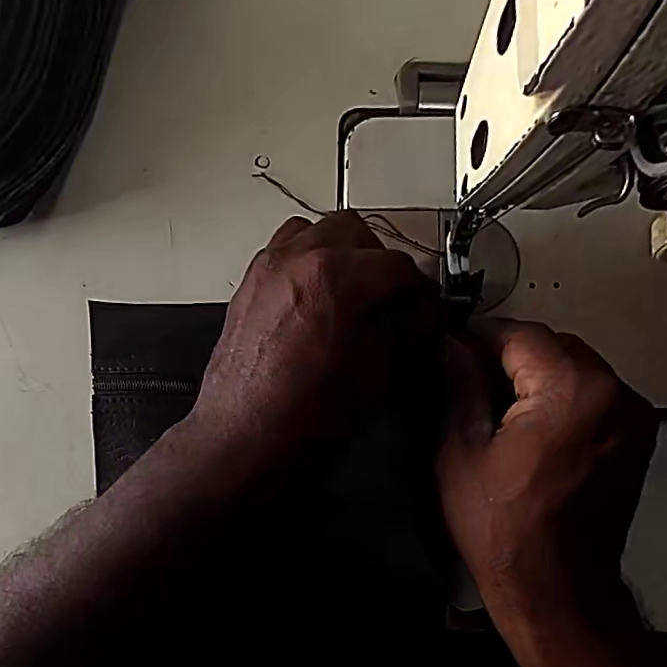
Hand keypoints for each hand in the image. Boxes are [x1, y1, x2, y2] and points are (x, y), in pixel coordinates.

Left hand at [188, 212, 436, 476]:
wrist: (241, 435)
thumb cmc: (294, 417)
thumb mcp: (370, 377)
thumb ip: (399, 335)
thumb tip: (412, 319)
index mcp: (332, 278)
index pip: (396, 266)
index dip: (420, 292)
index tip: (424, 310)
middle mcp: (295, 261)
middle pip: (355, 231)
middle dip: (380, 261)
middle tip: (392, 296)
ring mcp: (266, 270)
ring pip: (315, 231)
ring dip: (341, 251)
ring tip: (354, 288)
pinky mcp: (248, 286)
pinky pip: (284, 252)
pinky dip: (307, 261)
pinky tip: (317, 295)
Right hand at [437, 320, 656, 629]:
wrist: (554, 586)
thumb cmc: (501, 528)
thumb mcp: (461, 453)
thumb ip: (460, 388)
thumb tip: (452, 347)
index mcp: (571, 391)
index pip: (522, 335)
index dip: (479, 335)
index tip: (451, 344)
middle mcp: (615, 393)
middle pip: (555, 346)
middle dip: (509, 355)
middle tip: (466, 375)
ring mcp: (633, 416)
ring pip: (577, 368)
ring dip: (536, 374)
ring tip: (494, 403)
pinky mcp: (637, 438)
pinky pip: (595, 396)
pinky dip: (561, 397)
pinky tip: (528, 425)